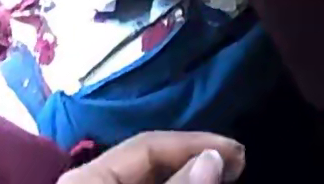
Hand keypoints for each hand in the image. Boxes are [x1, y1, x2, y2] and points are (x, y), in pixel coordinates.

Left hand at [56, 133, 244, 183]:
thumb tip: (215, 157)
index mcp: (86, 179)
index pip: (149, 144)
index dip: (196, 144)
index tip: (237, 153)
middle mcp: (89, 182)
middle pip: (149, 162)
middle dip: (194, 159)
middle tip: (236, 164)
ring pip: (147, 180)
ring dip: (186, 177)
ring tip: (221, 176)